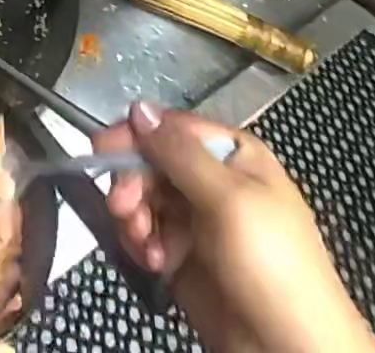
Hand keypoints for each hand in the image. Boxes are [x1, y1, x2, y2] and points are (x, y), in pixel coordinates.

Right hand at [94, 102, 374, 352]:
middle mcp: (210, 178)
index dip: (135, 136)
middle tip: (122, 209)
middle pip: (149, 161)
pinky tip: (152, 261)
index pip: (169, 128)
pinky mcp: (181, 251)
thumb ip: (179, 152)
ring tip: (144, 245)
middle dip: (132, 184)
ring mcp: (194, 216)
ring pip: (141, 195)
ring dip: (133, 216)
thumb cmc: (272, 267)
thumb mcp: (229, 200)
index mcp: (231, 156)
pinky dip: (139, 241)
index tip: (101, 148)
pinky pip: (144, 229)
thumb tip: (138, 107)